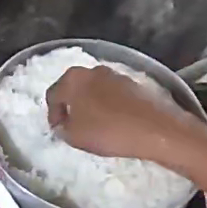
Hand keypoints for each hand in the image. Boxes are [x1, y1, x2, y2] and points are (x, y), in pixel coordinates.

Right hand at [46, 65, 205, 163]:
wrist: (154, 129)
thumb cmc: (107, 131)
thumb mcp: (74, 136)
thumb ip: (62, 128)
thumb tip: (63, 124)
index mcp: (73, 79)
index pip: (53, 95)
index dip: (52, 114)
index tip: (58, 130)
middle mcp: (92, 70)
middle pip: (73, 88)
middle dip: (70, 106)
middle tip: (72, 125)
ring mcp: (115, 74)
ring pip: (93, 89)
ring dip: (90, 104)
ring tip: (93, 125)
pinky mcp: (133, 83)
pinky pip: (111, 94)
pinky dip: (107, 105)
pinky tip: (112, 121)